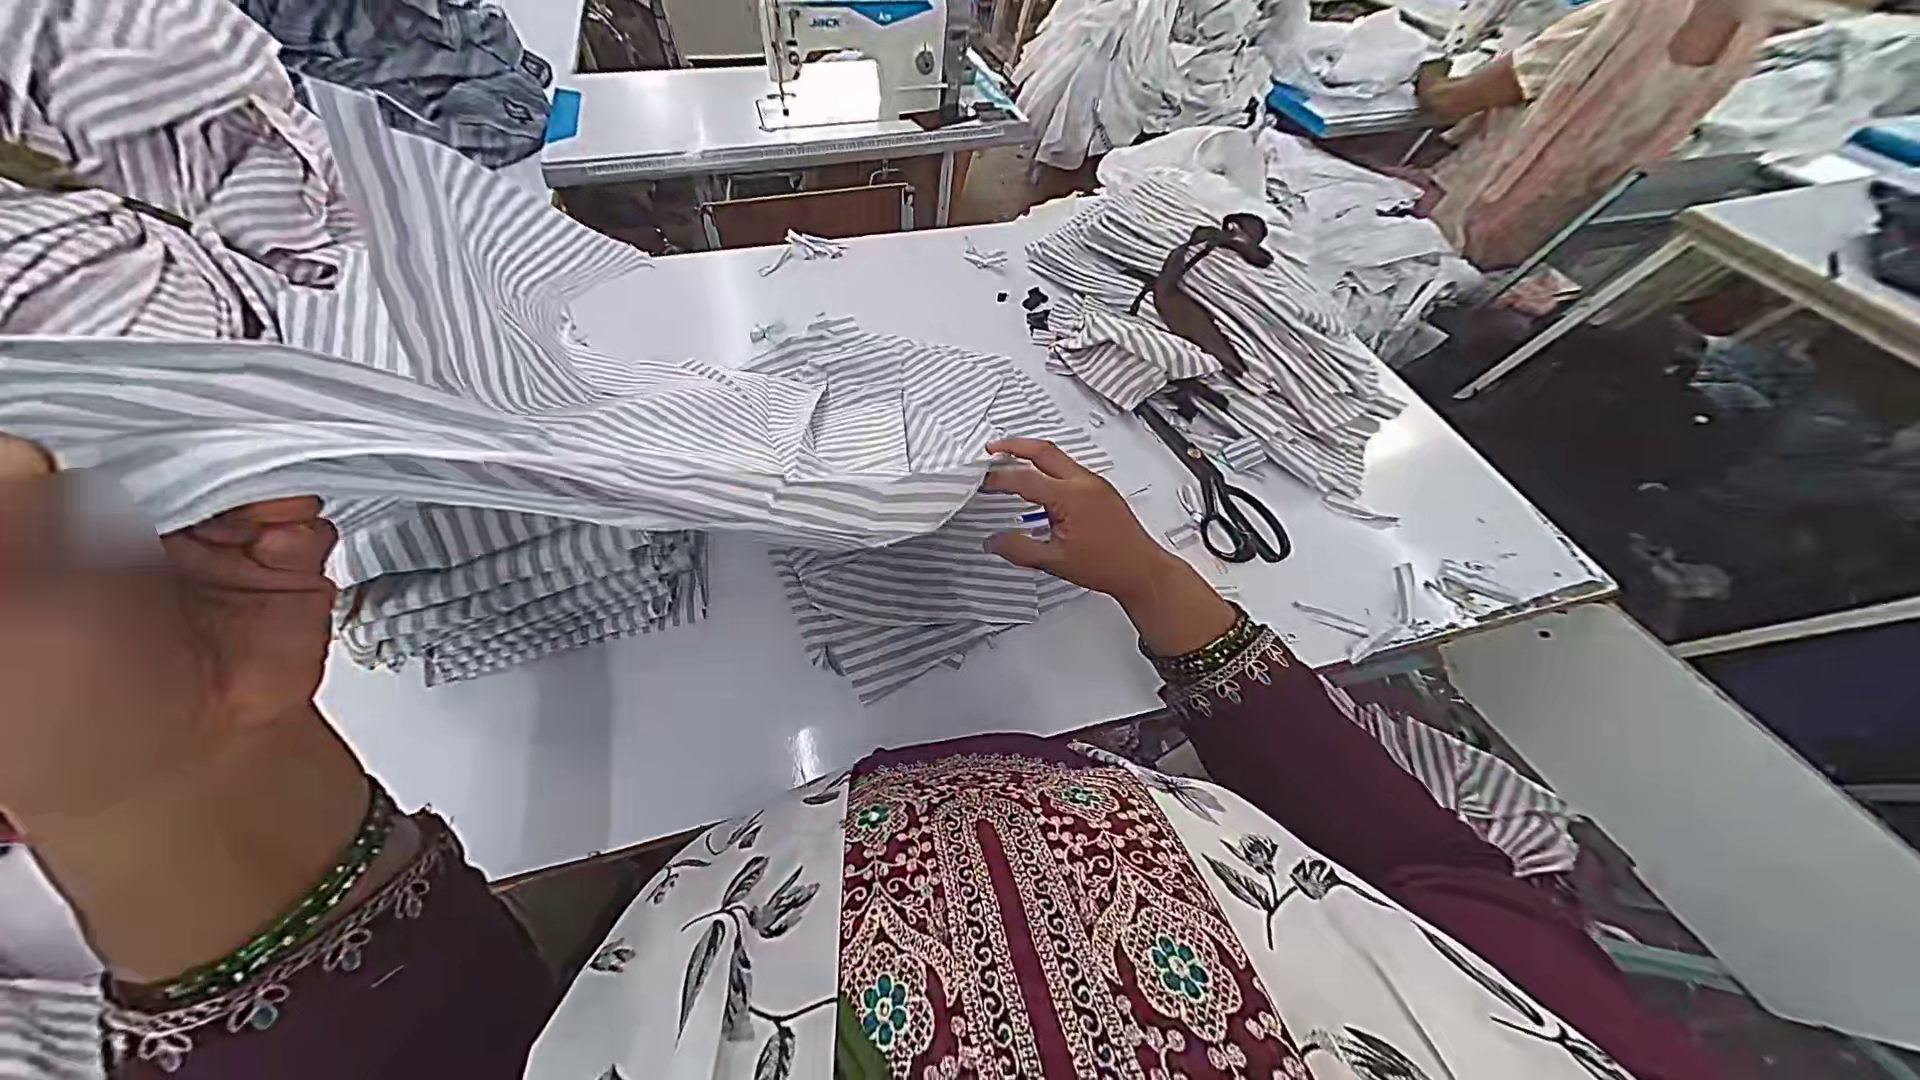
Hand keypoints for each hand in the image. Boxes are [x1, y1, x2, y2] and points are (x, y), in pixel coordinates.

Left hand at [0, 434, 337, 824]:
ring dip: (253, 487)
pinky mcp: (285, 564)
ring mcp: (216, 545)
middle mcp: (135, 529)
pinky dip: (299, 522)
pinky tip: (281, 537)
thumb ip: (19, 526)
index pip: (76, 458)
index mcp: (53, 532)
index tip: (118, 414)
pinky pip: (303, 523)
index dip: (94, 435)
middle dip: (188, 452)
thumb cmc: (64, 702)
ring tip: (249, 511)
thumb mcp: (13, 611)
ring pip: (244, 484)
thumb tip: (21, 447)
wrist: (187, 753)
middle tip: (197, 451)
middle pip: (172, 461)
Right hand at [981, 438, 1235, 655]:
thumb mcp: (1054, 561)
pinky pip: (1071, 468)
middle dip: (1014, 445)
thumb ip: (1019, 549)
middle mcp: (1084, 483)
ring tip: (1012, 461)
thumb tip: (995, 541)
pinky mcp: (1101, 490)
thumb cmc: (1109, 565)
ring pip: (1058, 456)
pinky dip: (1050, 467)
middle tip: (993, 448)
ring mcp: (1095, 484)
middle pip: (1043, 450)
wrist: (1141, 570)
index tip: (984, 480)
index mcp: (1070, 497)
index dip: (999, 478)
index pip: (1025, 479)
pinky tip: (1041, 483)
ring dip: (1033, 454)